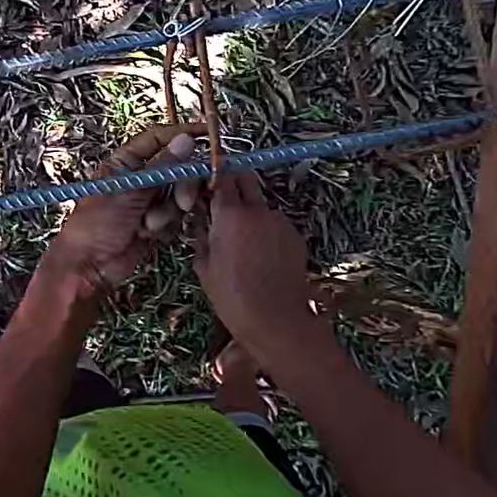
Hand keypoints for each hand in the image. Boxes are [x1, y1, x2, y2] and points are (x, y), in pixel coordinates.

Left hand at [47, 125, 200, 296]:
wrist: (88, 267)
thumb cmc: (97, 225)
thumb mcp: (129, 193)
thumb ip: (161, 168)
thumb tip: (185, 140)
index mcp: (124, 163)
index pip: (157, 139)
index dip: (181, 135)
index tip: (207, 135)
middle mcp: (139, 179)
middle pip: (175, 168)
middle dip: (181, 187)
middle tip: (183, 203)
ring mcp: (148, 202)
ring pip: (178, 195)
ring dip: (167, 212)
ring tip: (148, 226)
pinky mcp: (155, 223)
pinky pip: (175, 217)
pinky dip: (165, 227)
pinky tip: (148, 236)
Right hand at [194, 170, 322, 352]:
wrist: (276, 319)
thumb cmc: (232, 296)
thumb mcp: (204, 267)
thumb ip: (201, 236)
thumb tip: (201, 221)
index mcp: (231, 216)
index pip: (222, 177)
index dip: (213, 176)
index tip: (206, 185)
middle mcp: (258, 211)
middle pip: (246, 178)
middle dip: (233, 182)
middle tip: (221, 200)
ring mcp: (280, 222)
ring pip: (261, 204)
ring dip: (249, 211)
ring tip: (241, 240)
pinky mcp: (295, 236)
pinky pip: (274, 224)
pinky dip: (265, 230)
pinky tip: (259, 255)